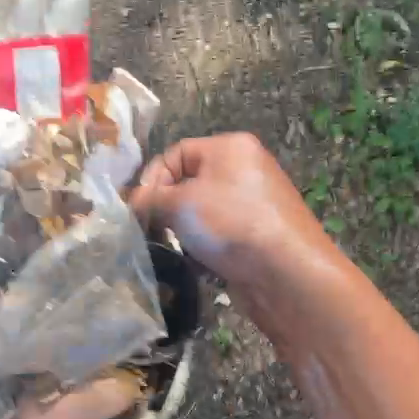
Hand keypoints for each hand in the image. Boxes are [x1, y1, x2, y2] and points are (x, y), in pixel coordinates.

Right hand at [131, 133, 327, 280]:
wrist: (285, 271)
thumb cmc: (230, 224)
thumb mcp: (180, 204)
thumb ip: (150, 198)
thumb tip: (134, 202)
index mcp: (229, 147)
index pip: (174, 153)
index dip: (152, 179)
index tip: (139, 209)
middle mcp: (243, 168)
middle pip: (187, 181)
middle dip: (166, 206)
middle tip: (151, 229)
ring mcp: (252, 201)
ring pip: (200, 210)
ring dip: (181, 229)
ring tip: (175, 247)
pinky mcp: (255, 231)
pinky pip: (216, 231)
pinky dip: (201, 244)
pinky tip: (197, 261)